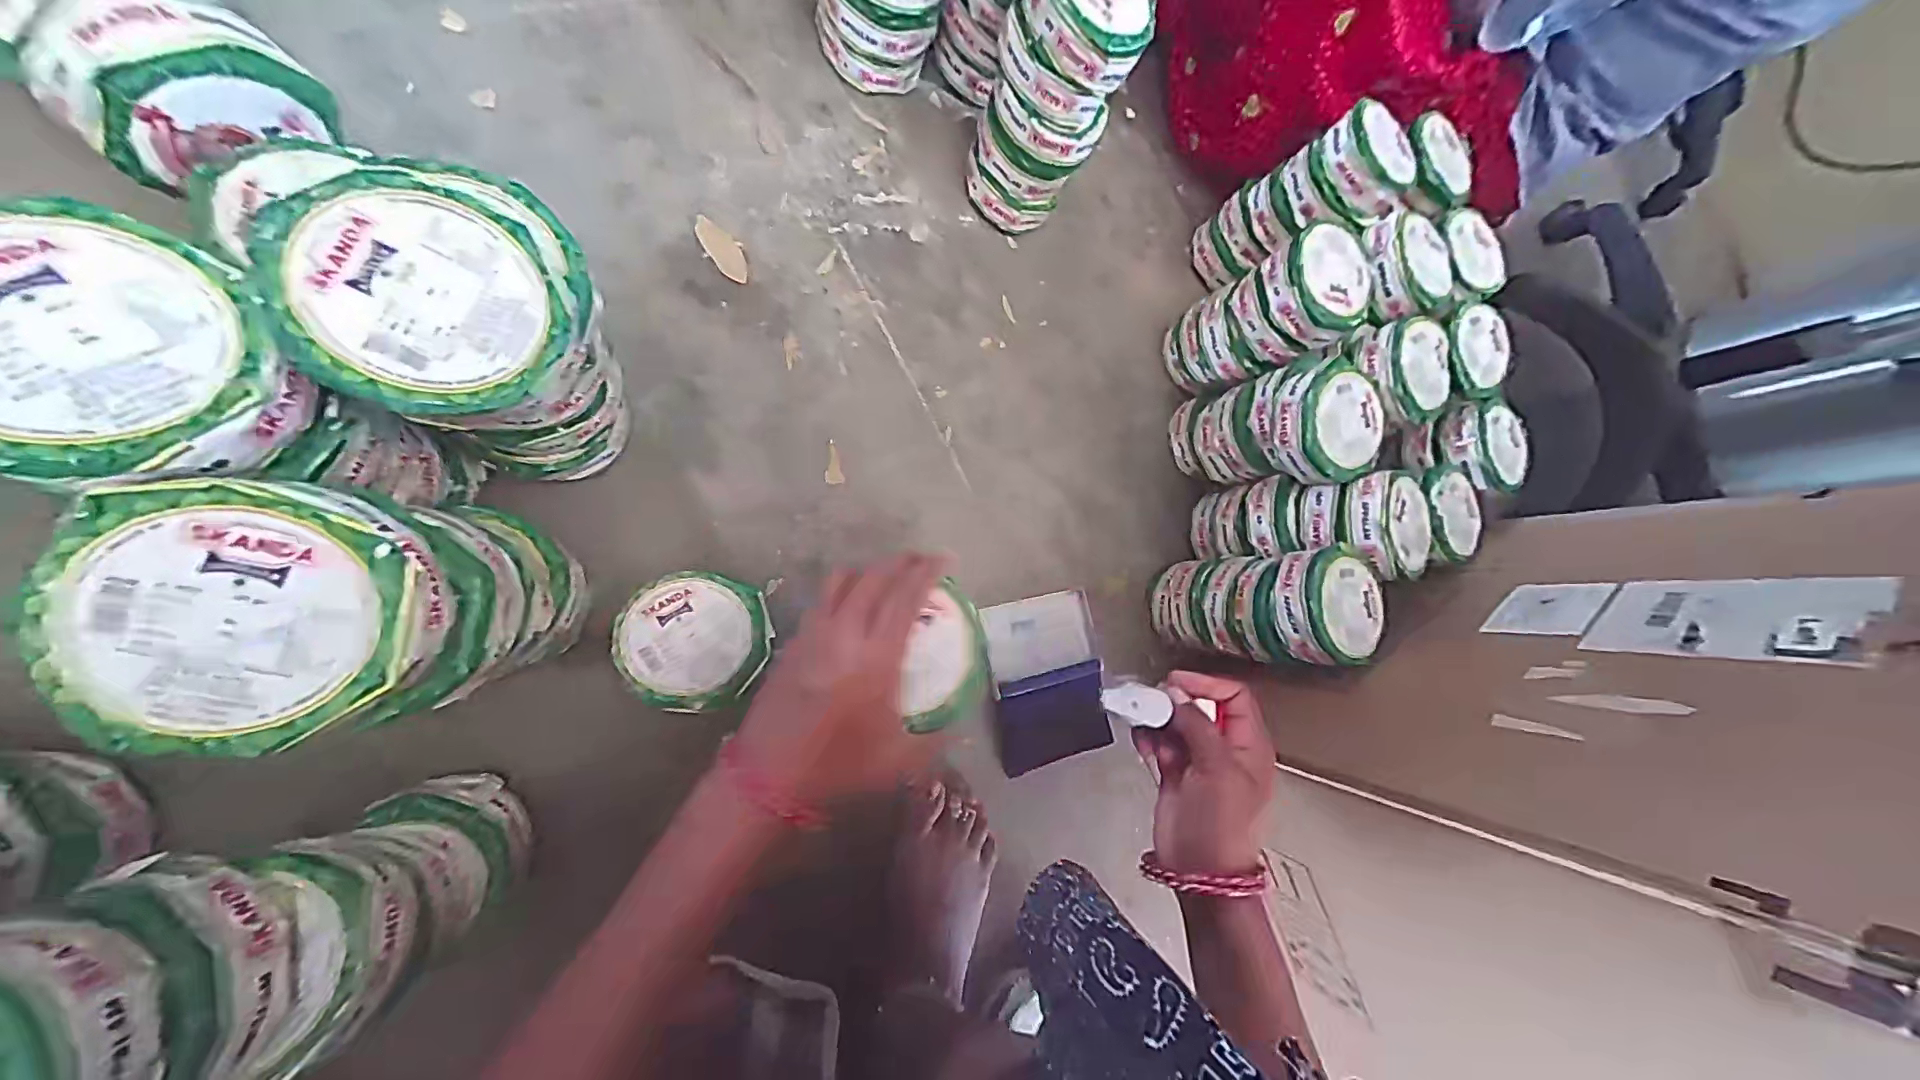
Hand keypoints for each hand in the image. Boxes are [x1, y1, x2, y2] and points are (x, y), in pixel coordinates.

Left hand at [731, 554, 949, 802]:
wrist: (767, 779)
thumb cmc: (838, 769)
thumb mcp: (899, 760)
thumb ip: (935, 736)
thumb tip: (958, 722)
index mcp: (877, 657)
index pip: (906, 596)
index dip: (928, 571)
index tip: (945, 558)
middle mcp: (844, 634)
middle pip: (875, 577)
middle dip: (902, 561)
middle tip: (921, 561)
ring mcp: (814, 634)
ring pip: (842, 580)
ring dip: (869, 571)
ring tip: (886, 578)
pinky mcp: (793, 643)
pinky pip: (822, 601)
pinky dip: (843, 591)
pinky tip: (850, 609)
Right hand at [1132, 671, 1274, 875]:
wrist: (1201, 872)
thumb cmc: (1223, 828)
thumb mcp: (1218, 769)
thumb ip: (1198, 725)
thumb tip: (1177, 695)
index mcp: (1249, 746)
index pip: (1234, 697)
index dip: (1206, 684)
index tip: (1177, 682)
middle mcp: (1225, 750)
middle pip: (1200, 708)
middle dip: (1175, 701)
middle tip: (1153, 700)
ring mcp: (1198, 762)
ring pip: (1176, 724)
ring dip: (1157, 718)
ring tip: (1142, 720)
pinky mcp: (1175, 774)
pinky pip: (1159, 744)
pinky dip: (1147, 737)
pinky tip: (1141, 738)